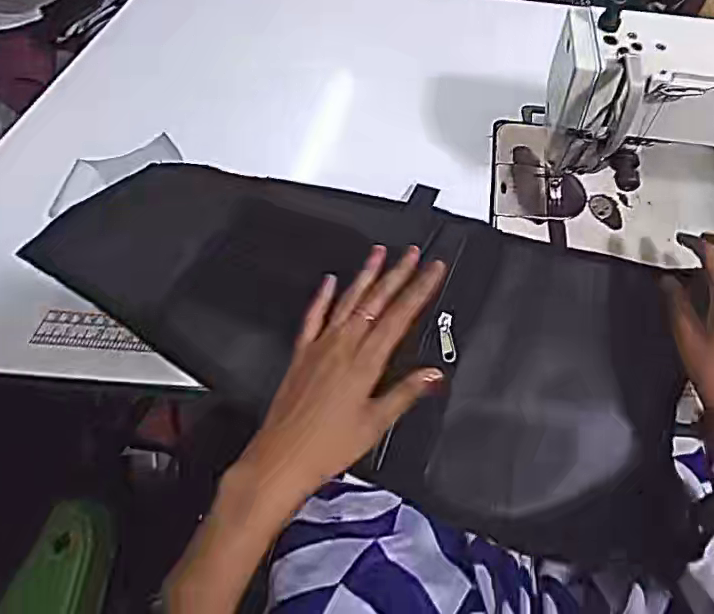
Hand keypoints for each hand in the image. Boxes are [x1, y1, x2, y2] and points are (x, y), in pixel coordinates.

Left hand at [232, 246, 447, 508]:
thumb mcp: (375, 424)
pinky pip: (314, 316)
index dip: (420, 288)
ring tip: (379, 252)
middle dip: (399, 273)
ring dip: (366, 274)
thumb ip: (406, 393)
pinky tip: (330, 281)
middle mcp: (343, 346)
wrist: (279, 460)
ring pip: (348, 300)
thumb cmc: (326, 448)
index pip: (400, 314)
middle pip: (377, 300)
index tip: (433, 270)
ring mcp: (321, 346)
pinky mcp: (302, 354)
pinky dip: (323, 296)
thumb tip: (433, 374)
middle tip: (413, 252)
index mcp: (365, 362)